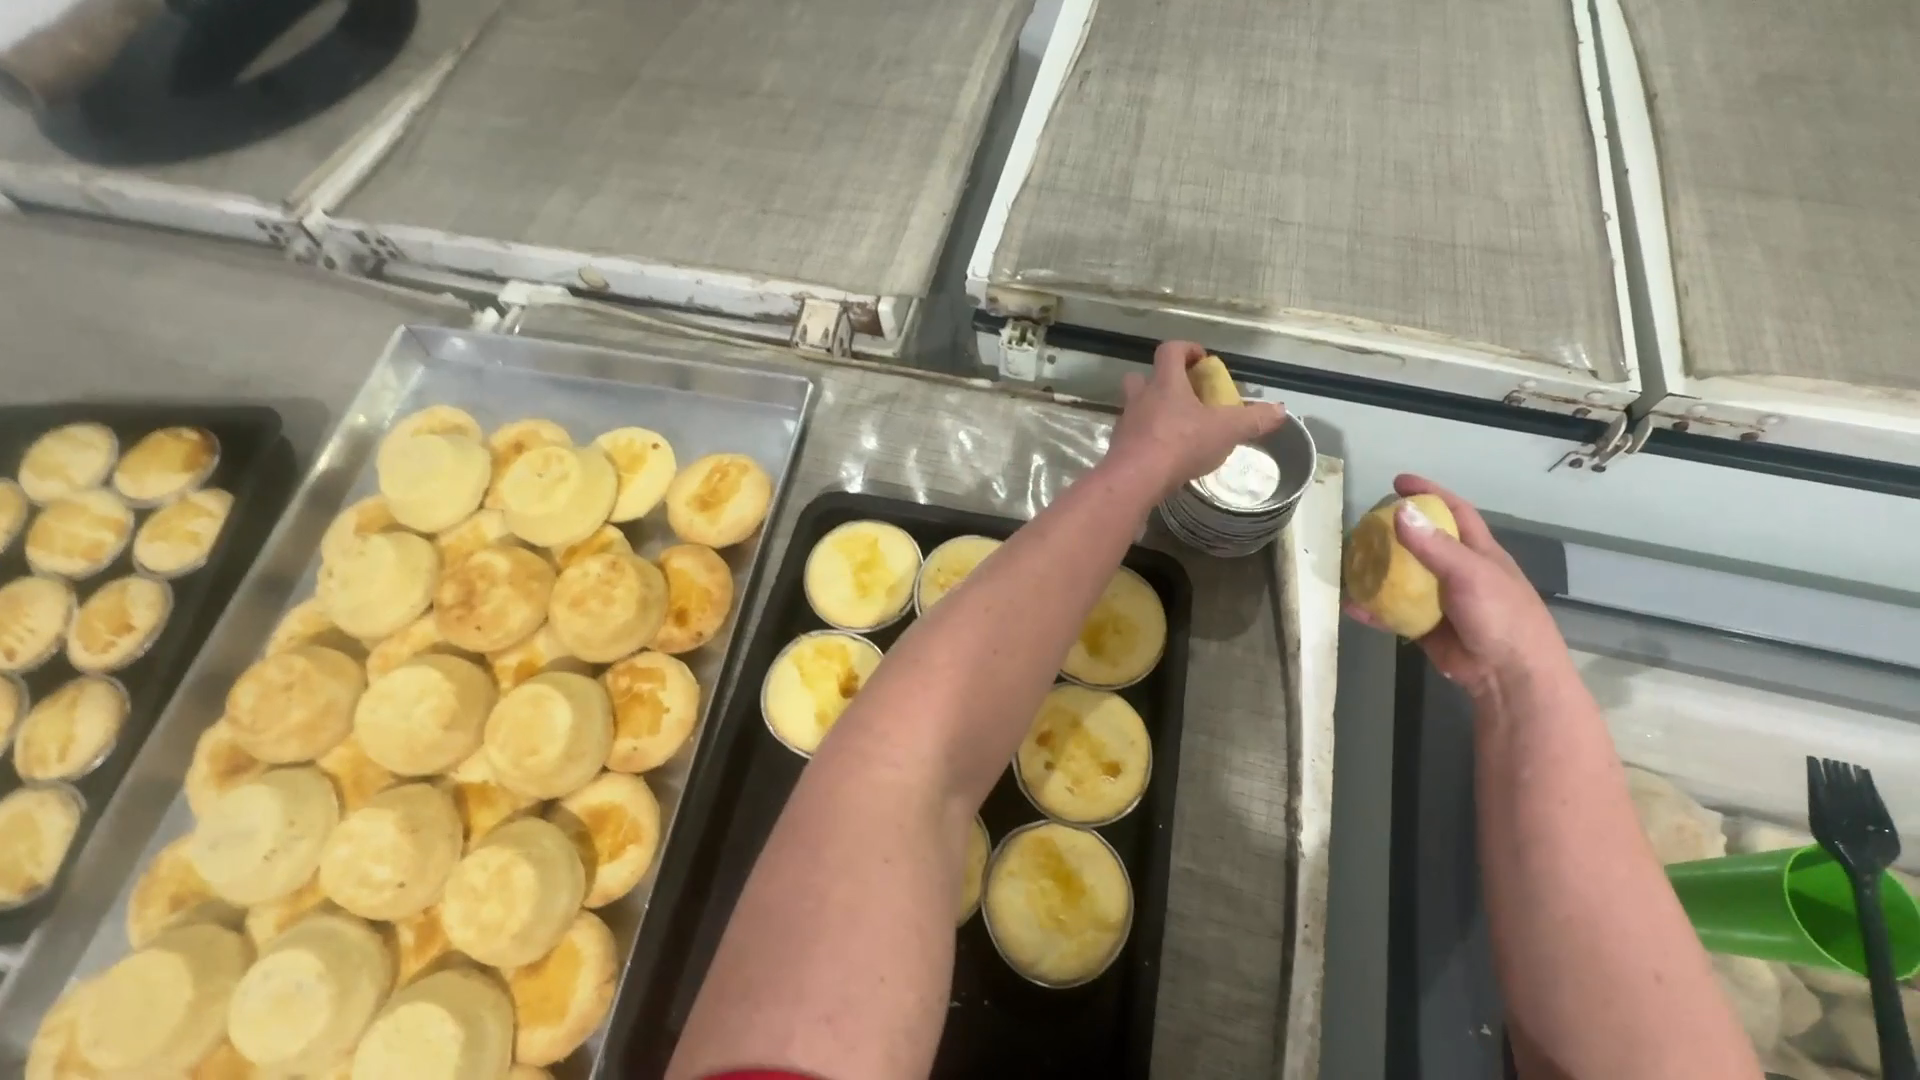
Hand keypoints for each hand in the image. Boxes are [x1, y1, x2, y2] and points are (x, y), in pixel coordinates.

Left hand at [1108, 341, 1287, 495]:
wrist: (1135, 478)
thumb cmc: (1181, 444)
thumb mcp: (1226, 431)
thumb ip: (1254, 420)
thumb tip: (1281, 410)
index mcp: (1165, 383)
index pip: (1170, 350)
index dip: (1187, 349)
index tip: (1202, 361)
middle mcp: (1140, 397)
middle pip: (1143, 376)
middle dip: (1161, 381)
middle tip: (1183, 396)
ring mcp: (1126, 422)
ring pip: (1135, 407)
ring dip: (1152, 412)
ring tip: (1175, 429)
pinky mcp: (1118, 447)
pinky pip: (1132, 436)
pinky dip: (1146, 440)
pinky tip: (1163, 455)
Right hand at [1346, 475, 1570, 698]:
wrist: (1508, 675)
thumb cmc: (1501, 617)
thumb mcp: (1471, 575)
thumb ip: (1434, 546)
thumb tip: (1400, 511)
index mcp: (1478, 553)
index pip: (1454, 511)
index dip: (1429, 493)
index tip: (1398, 482)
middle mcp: (1458, 572)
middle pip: (1422, 543)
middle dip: (1394, 531)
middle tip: (1364, 525)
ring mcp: (1440, 600)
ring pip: (1402, 579)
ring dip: (1377, 572)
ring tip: (1349, 563)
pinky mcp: (1425, 627)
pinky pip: (1392, 613)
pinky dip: (1372, 610)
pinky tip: (1352, 606)